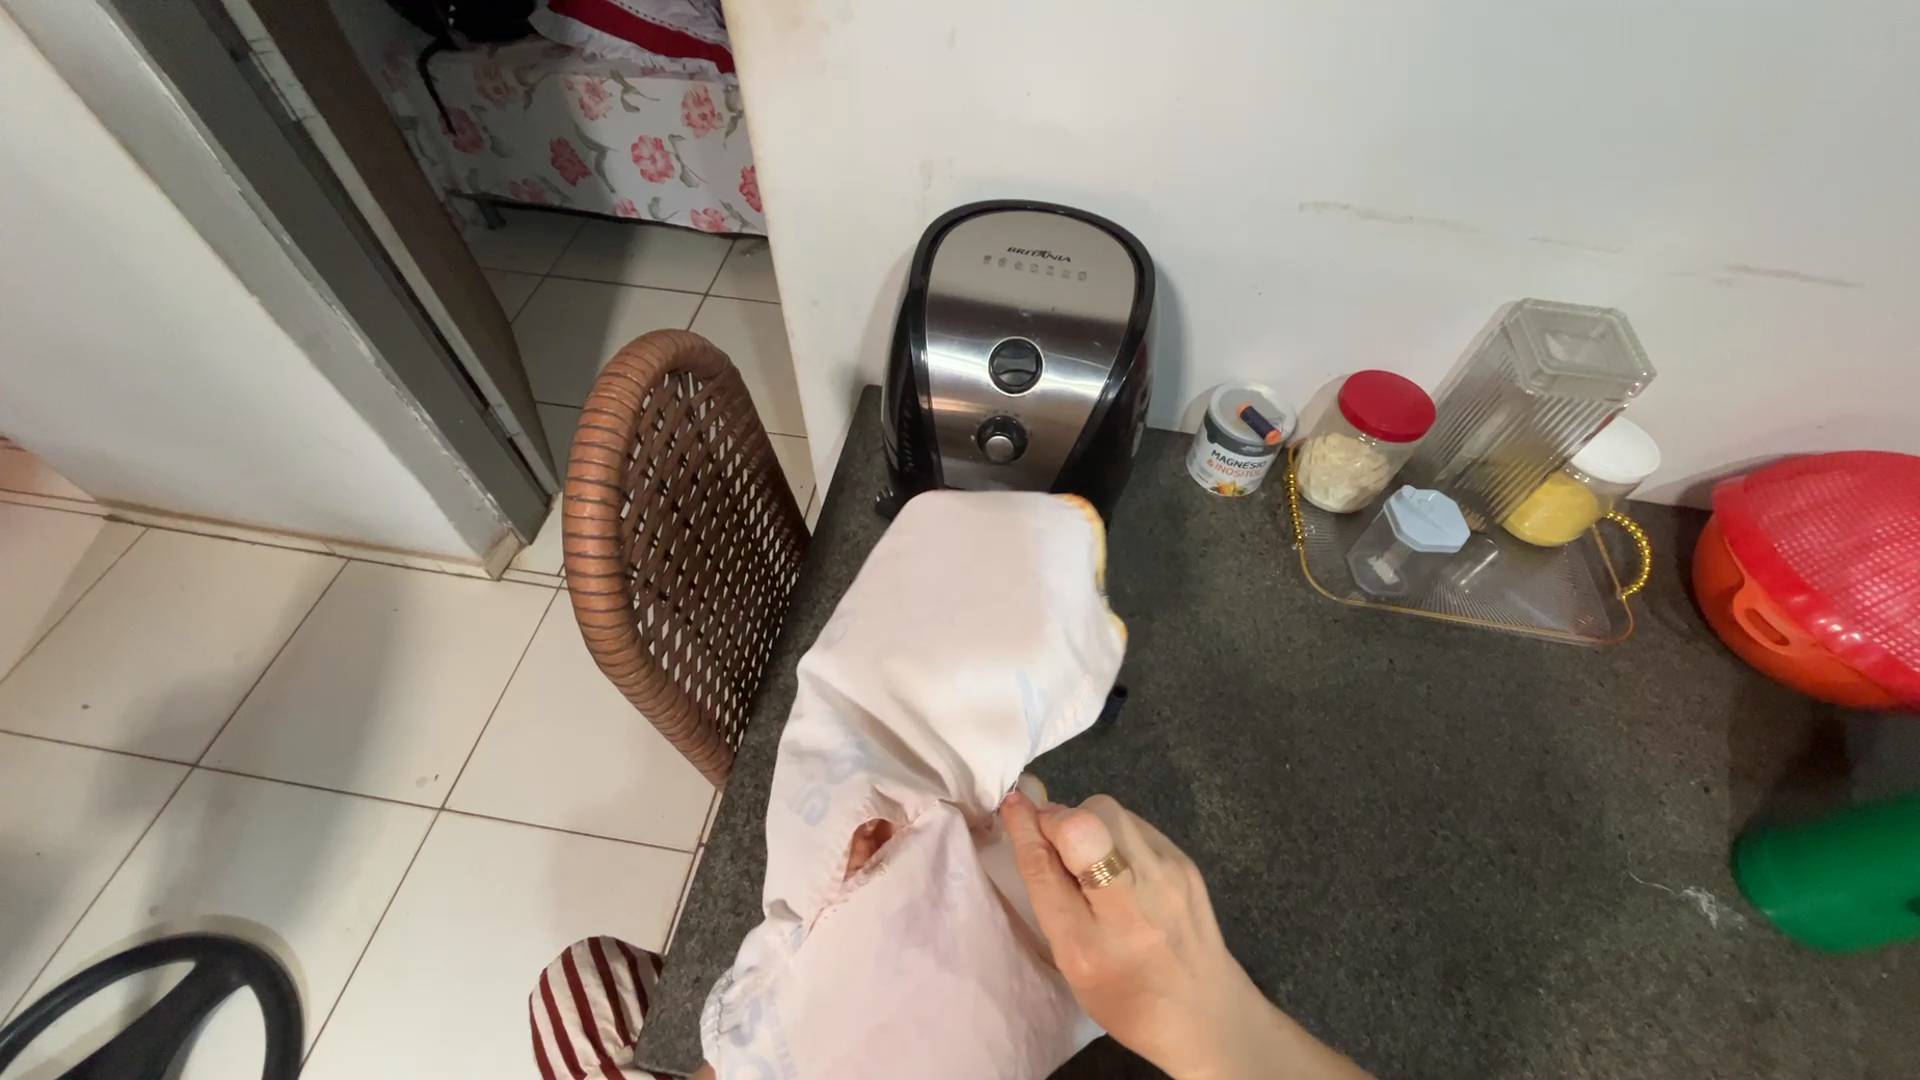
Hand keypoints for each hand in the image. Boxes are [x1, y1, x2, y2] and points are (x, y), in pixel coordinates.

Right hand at [1001, 789, 1369, 1079]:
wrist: (1206, 1013)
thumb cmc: (1126, 994)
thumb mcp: (1072, 959)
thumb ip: (1047, 888)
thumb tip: (1023, 816)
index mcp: (1091, 945)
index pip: (1046, 867)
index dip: (1026, 828)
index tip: (1012, 804)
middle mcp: (1133, 905)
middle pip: (1083, 822)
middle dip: (1059, 820)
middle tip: (1058, 846)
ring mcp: (1168, 877)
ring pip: (1108, 810)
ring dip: (1086, 820)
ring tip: (1090, 855)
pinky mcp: (1186, 860)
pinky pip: (1133, 820)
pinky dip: (1114, 830)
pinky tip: (1121, 862)